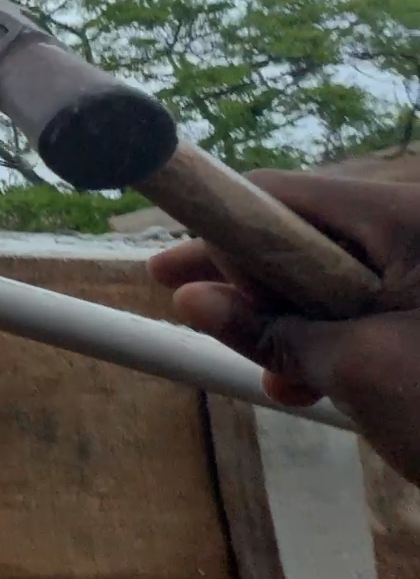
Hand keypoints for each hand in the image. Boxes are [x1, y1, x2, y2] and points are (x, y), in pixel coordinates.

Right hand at [149, 171, 419, 483]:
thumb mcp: (355, 371)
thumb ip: (266, 331)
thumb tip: (190, 299)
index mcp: (416, 224)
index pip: (280, 197)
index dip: (220, 233)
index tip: (181, 276)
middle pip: (308, 238)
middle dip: (248, 283)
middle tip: (188, 302)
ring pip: (341, 278)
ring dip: (292, 322)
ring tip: (268, 372)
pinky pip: (381, 306)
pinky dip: (341, 338)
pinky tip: (317, 381)